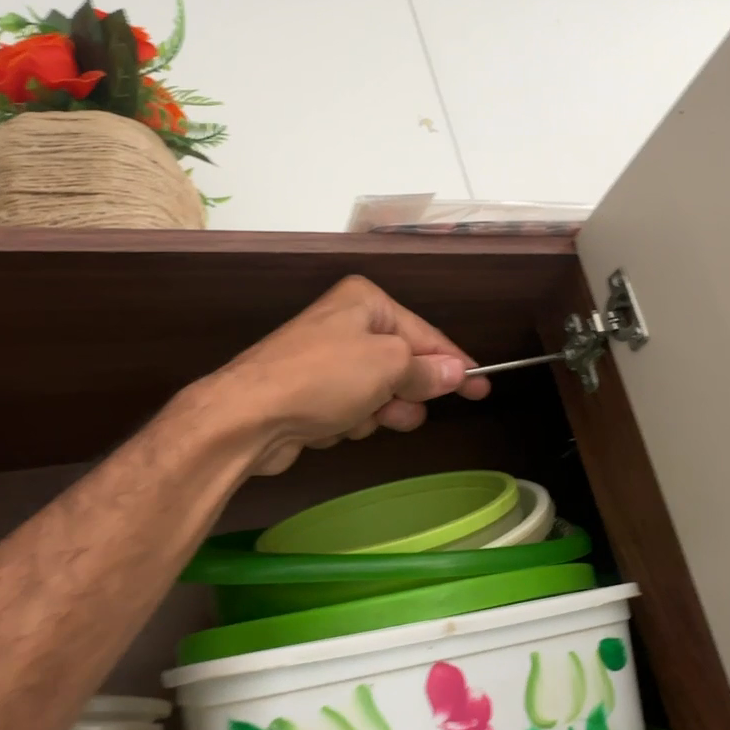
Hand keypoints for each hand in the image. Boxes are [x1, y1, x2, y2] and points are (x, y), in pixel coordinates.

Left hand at [211, 276, 490, 474]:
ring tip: (358, 418)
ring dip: (374, 413)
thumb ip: (426, 371)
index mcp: (364, 302)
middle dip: (403, 393)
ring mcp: (325, 361)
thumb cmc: (324, 378)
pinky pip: (351, 411)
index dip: (454, 364)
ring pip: (378, 394)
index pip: (424, 334)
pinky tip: (329, 427)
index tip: (481, 388)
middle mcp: (345, 324)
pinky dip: (347, 423)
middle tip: (402, 408)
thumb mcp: (388, 367)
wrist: (247, 417)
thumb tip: (456, 372)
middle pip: (401, 365)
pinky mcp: (310, 395)